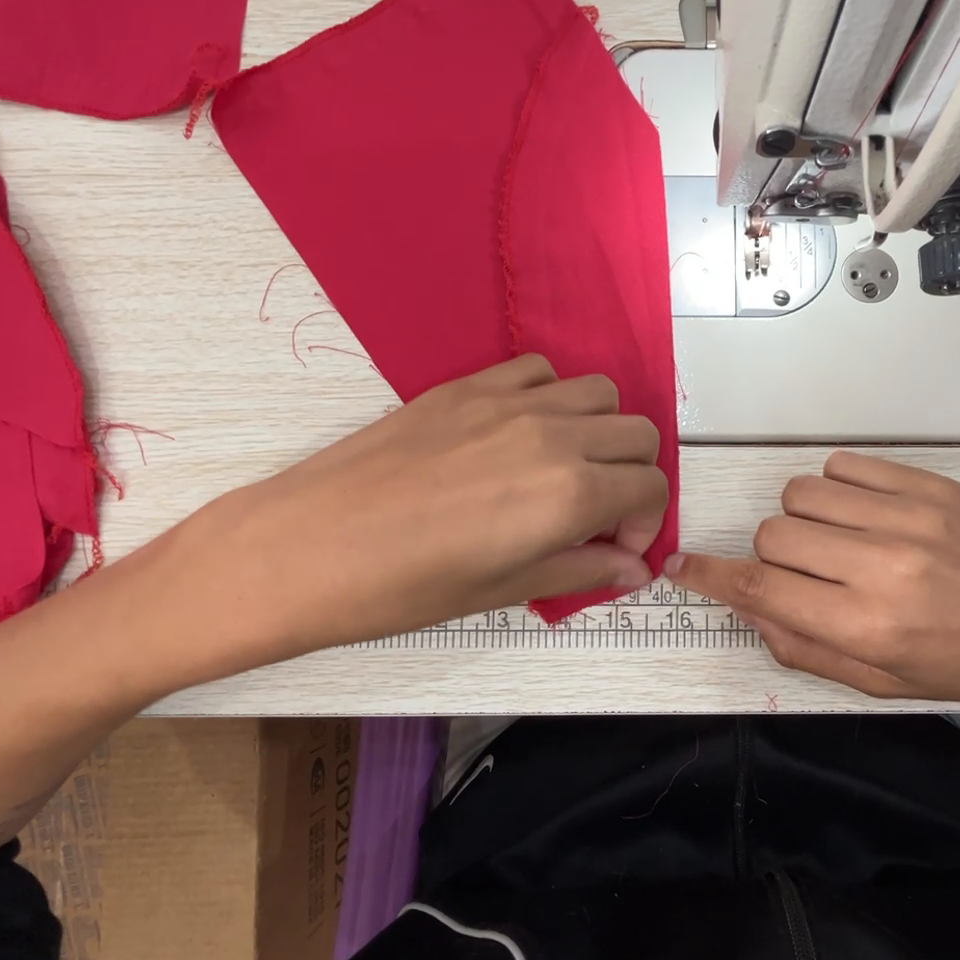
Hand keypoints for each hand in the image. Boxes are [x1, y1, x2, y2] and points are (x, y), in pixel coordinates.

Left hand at [174, 354, 666, 668]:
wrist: (307, 545)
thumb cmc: (401, 585)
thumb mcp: (504, 590)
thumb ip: (581, 571)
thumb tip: (630, 569)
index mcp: (568, 494)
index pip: (651, 487)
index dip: (646, 523)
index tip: (617, 546)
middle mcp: (552, 435)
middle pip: (638, 434)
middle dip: (635, 476)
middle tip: (599, 514)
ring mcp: (509, 402)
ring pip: (598, 393)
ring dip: (602, 432)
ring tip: (567, 470)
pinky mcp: (468, 385)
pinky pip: (539, 369)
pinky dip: (553, 397)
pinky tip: (525, 435)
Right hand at [667, 451, 959, 702]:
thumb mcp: (881, 682)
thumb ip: (803, 646)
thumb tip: (747, 606)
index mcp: (866, 624)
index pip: (759, 588)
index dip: (709, 577)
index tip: (680, 565)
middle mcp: (879, 565)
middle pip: (772, 535)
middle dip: (772, 559)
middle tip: (809, 576)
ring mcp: (905, 517)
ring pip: (801, 494)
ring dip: (802, 521)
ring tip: (837, 542)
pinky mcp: (926, 485)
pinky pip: (842, 467)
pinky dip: (835, 490)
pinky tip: (861, 516)